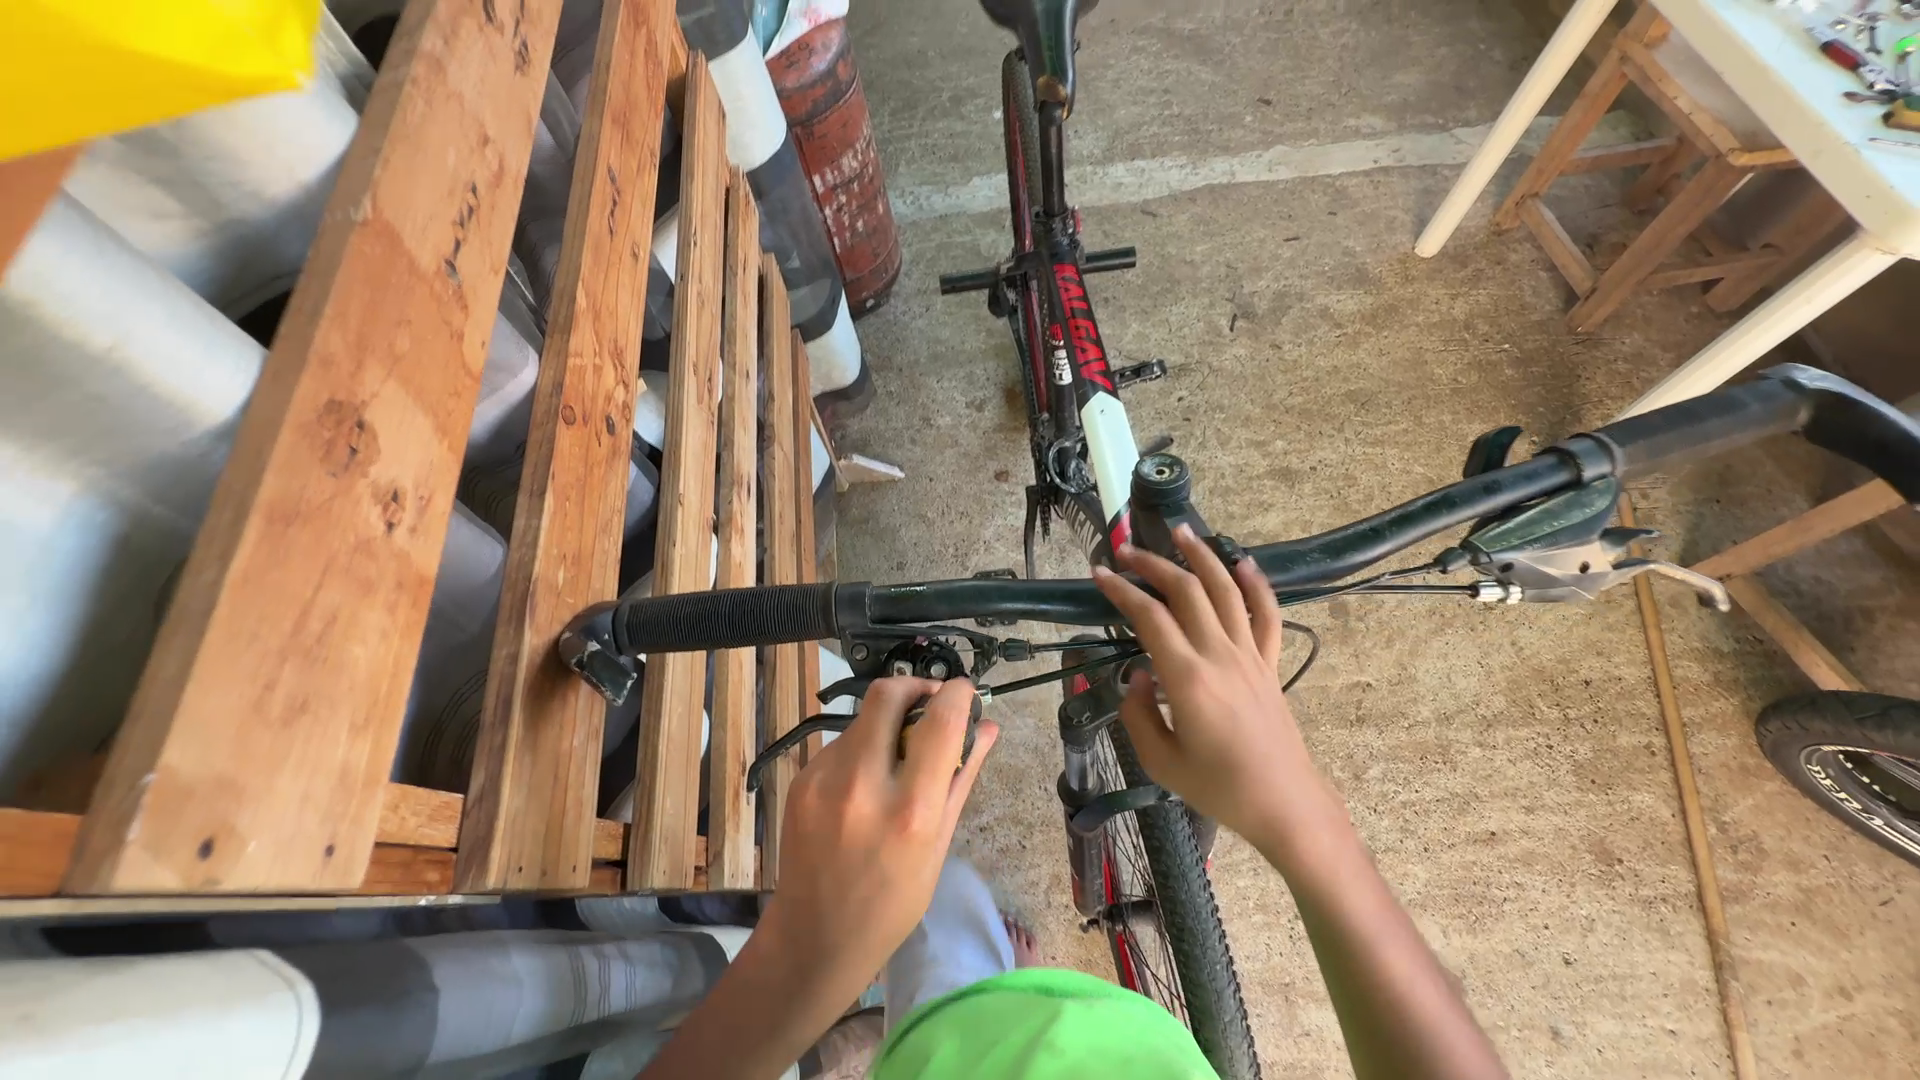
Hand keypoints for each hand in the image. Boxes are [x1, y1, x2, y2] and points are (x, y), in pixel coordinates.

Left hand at [757, 677, 999, 1003]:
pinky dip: (860, 749)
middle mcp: (863, 784)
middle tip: (927, 705)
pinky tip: (863, 785)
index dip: (956, 693)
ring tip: (894, 762)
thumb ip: (962, 777)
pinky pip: (840, 744)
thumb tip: (987, 726)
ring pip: (862, 718)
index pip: (940, 719)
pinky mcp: (801, 779)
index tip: (963, 693)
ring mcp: (823, 778)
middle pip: (887, 693)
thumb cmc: (893, 901)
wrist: (814, 936)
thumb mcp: (939, 844)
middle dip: (914, 686)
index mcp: (910, 809)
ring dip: (885, 724)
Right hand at [1092, 525, 1334, 845]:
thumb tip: (1136, 674)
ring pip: (1226, 590)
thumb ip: (1137, 713)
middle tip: (1127, 549)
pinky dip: (1256, 584)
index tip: (1100, 573)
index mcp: (1187, 679)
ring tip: (1182, 531)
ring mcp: (1250, 656)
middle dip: (1154, 564)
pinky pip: (1266, 615)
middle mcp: (1220, 655)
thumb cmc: (1218, 789)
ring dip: (1203, 556)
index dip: (1122, 591)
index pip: (1149, 617)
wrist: (1284, 805)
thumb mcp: (1160, 761)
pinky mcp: (1270, 664)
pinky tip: (1244, 562)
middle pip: (1187, 591)